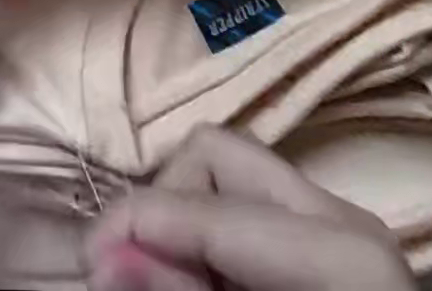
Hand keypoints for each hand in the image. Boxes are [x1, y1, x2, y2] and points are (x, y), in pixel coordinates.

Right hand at [88, 128, 414, 290]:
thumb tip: (102, 257)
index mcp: (341, 250)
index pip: (205, 205)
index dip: (134, 225)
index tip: (90, 264)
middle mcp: (340, 216)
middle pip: (211, 154)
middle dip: (165, 205)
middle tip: (141, 269)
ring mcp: (338, 224)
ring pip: (223, 171)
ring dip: (183, 221)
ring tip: (177, 280)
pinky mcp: (329, 241)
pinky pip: (243, 204)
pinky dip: (209, 237)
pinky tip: (207, 281)